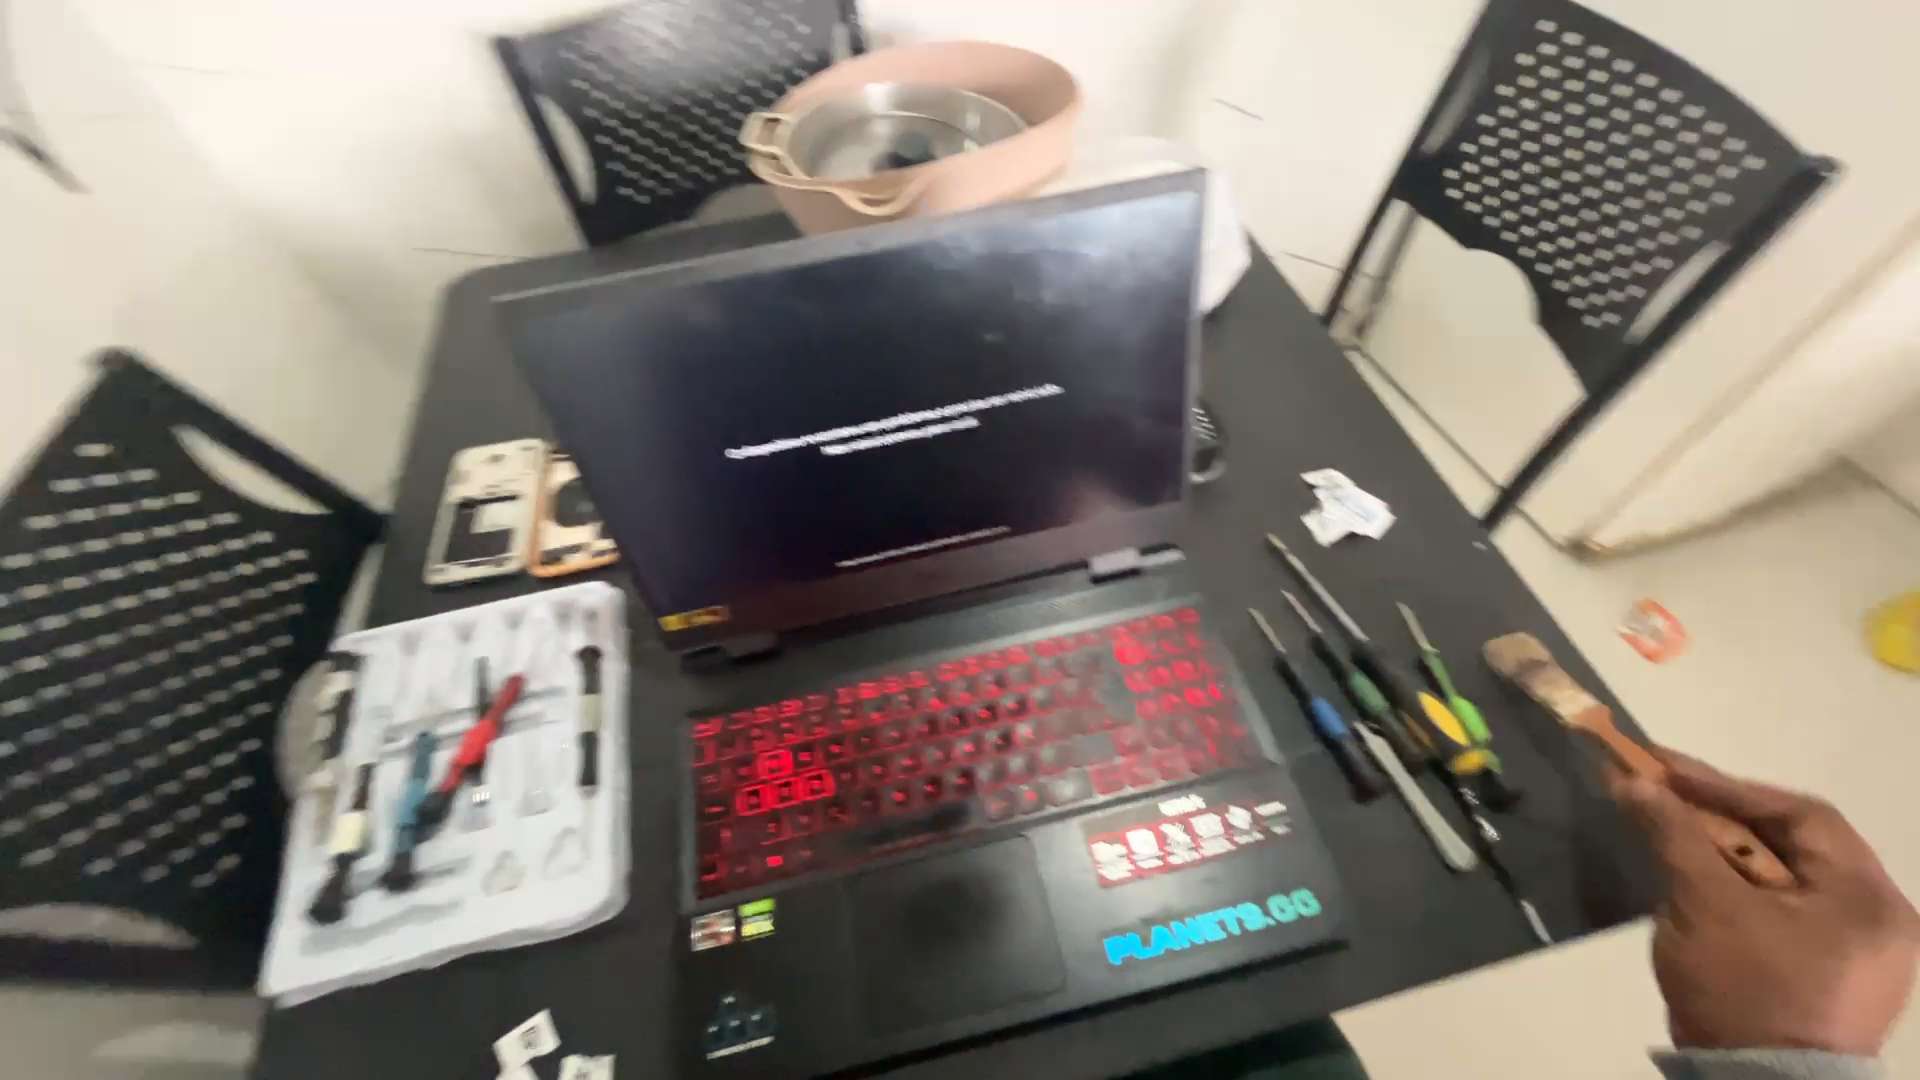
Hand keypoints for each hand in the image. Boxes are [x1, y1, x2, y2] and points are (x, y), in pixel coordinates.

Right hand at [1609, 748, 1918, 1055]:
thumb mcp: (1704, 900)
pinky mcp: (1807, 959)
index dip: (1727, 784)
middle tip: (1651, 787)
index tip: (1662, 768)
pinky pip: (1763, 896)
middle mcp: (1870, 915)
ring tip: (1655, 821)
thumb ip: (1672, 833)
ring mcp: (1842, 942)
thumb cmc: (1747, 982)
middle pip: (1786, 838)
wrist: (1757, 1079)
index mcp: (1867, 899)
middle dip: (1713, 808)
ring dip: (1709, 838)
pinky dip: (1718, 872)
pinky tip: (1678, 864)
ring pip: (1770, 866)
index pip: (1803, 815)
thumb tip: (1631, 780)